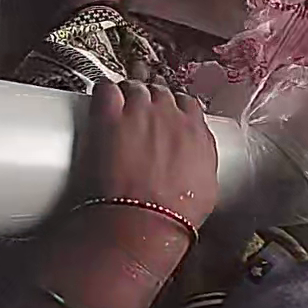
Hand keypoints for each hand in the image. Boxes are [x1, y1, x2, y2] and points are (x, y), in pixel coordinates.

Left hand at [72, 81, 217, 226]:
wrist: (144, 222)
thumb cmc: (173, 214)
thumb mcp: (206, 186)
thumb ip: (201, 160)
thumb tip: (194, 161)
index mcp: (195, 130)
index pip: (185, 102)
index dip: (171, 105)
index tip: (163, 112)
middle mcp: (168, 114)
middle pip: (157, 90)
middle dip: (148, 97)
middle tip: (138, 110)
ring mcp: (138, 111)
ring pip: (133, 85)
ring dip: (126, 93)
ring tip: (119, 104)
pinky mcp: (109, 116)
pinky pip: (106, 89)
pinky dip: (104, 91)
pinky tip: (101, 99)